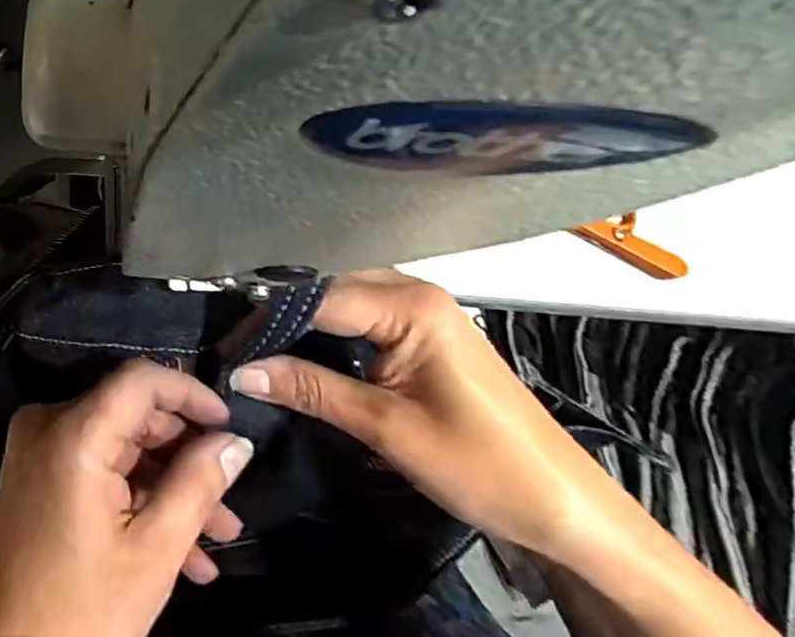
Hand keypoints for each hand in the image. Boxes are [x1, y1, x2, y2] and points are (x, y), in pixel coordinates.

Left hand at [0, 359, 255, 636]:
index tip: (229, 424)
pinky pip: (98, 465)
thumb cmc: (77, 611)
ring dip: (168, 485)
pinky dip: (135, 495)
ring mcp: (39, 446)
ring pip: (121, 444)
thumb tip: (237, 442)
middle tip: (229, 497)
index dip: (190, 393)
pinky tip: (179, 547)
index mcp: (74, 431)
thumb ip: (198, 485)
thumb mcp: (152, 552)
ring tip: (216, 535)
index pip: (142, 379)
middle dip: (186, 455)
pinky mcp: (37, 471)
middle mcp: (50, 422)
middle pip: (134, 413)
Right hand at [228, 269, 621, 556]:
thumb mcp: (388, 428)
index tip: (230, 344)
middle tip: (238, 342)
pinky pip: (365, 315)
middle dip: (285, 312)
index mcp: (412, 305)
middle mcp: (416, 292)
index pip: (321, 297)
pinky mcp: (426, 332)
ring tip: (260, 343)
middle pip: (332, 287)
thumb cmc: (483, 466)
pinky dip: (331, 329)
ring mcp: (424, 310)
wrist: (564, 507)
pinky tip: (305, 348)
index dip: (271, 320)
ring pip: (346, 298)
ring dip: (306, 319)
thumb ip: (314, 391)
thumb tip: (245, 371)